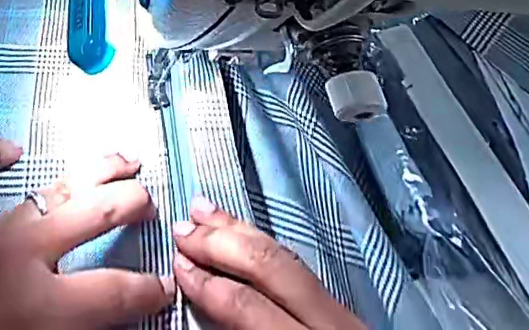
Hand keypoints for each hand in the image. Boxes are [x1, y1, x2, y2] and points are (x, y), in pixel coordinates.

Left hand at [0, 137, 175, 329]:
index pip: (113, 294)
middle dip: (128, 205)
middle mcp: (20, 256)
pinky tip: (10, 147)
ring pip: (48, 188)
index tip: (166, 284)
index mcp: (41, 305)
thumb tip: (107, 325)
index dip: (147, 290)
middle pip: (90, 215)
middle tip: (151, 200)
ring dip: (88, 171)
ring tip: (119, 158)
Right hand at [172, 197, 365, 329]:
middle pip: (272, 267)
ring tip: (203, 210)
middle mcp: (335, 329)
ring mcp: (349, 321)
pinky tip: (243, 235)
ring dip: (240, 231)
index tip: (177, 266)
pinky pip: (301, 269)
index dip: (209, 284)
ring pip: (289, 258)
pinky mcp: (352, 318)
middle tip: (181, 229)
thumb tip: (210, 315)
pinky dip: (264, 247)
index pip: (252, 308)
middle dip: (221, 242)